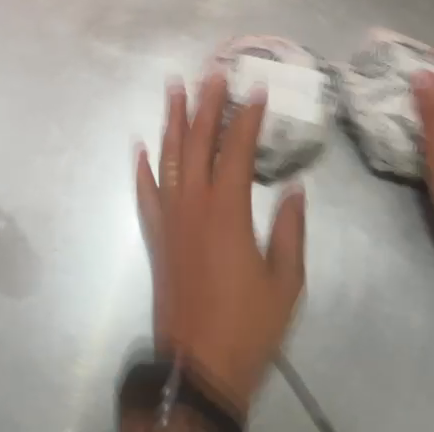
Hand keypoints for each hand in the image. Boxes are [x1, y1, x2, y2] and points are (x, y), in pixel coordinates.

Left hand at [135, 73, 305, 414]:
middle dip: (205, 104)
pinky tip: (140, 145)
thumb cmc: (249, 323)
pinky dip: (142, 166)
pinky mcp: (153, 234)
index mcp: (227, 209)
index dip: (247, 118)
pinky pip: (144, 191)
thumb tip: (294, 187)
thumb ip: (289, 230)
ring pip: (167, 156)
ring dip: (171, 120)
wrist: (198, 360)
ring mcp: (167, 216)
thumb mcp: (286, 281)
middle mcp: (191, 202)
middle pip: (197, 141)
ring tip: (174, 88)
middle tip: (211, 72)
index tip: (257, 90)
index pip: (236, 150)